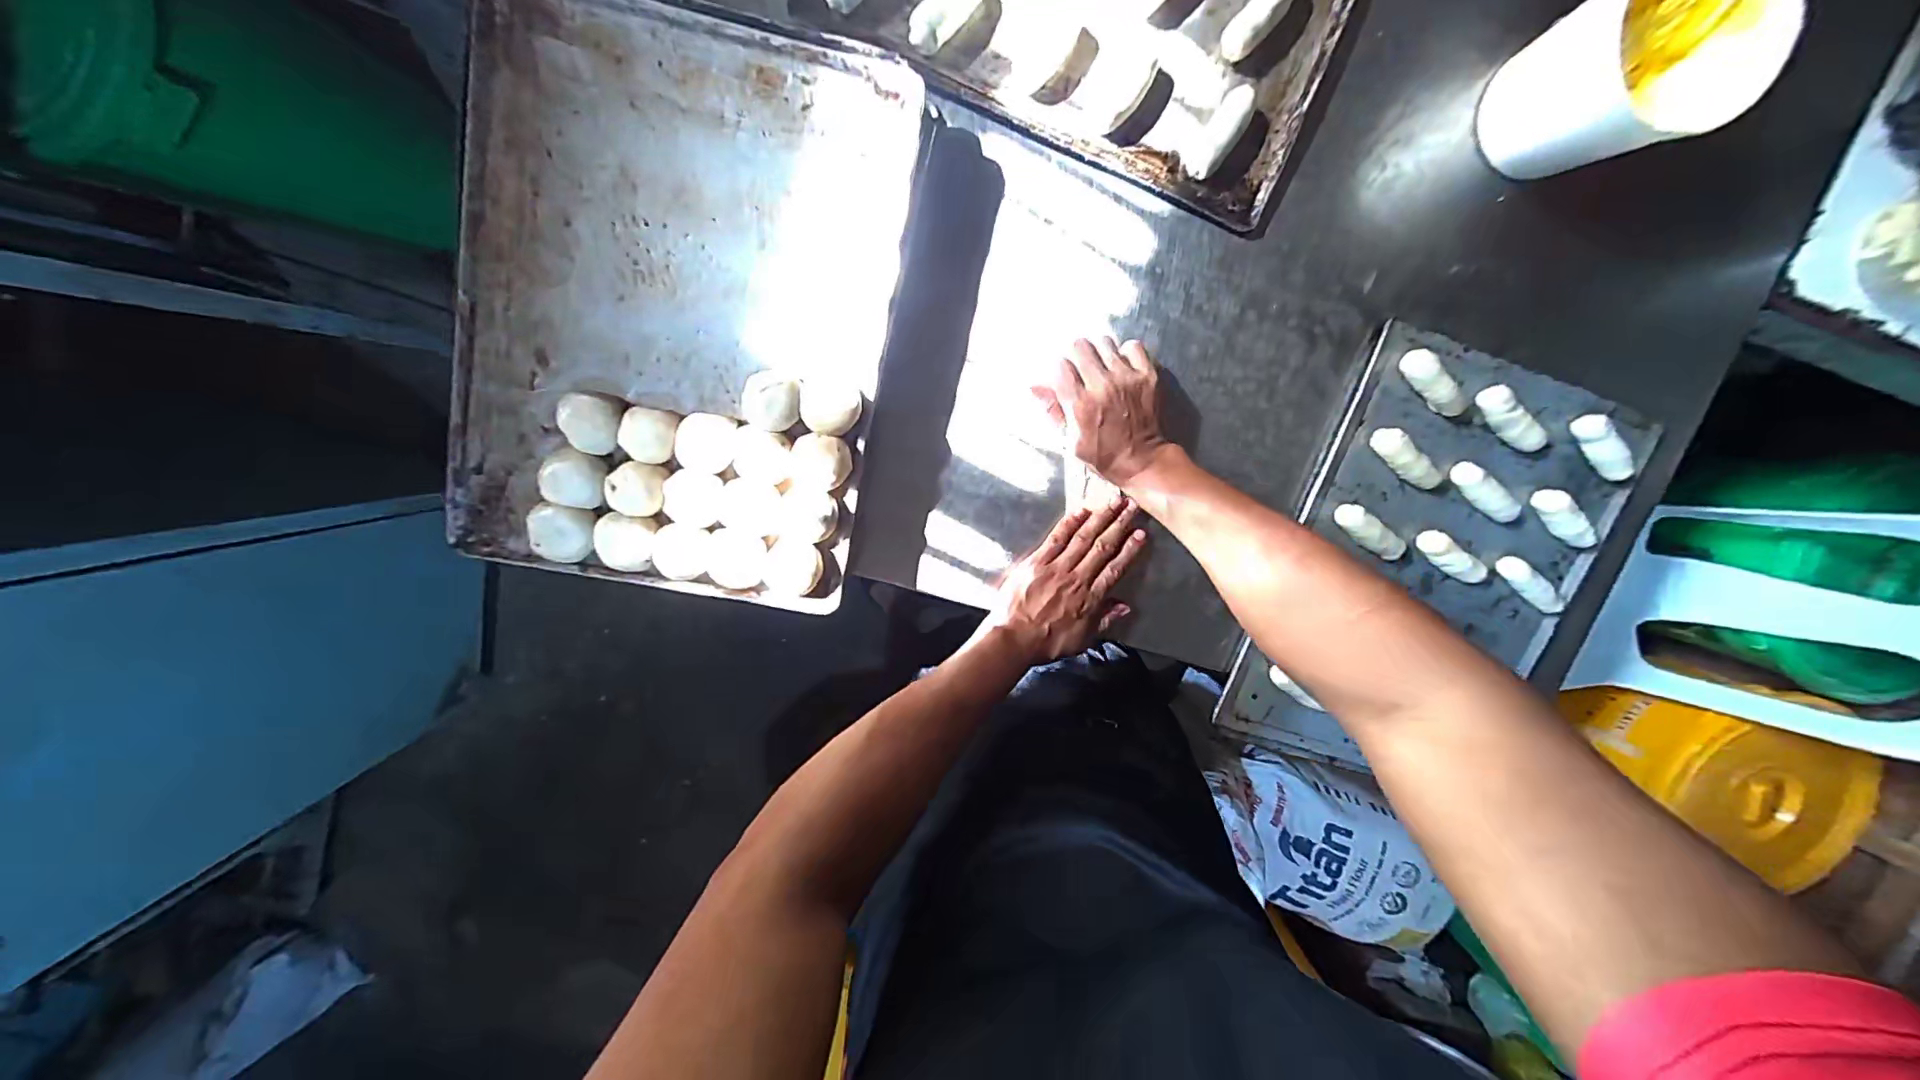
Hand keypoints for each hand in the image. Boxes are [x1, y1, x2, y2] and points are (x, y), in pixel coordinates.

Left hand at [975, 497, 1148, 665]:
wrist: (1012, 639)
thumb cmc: (1047, 643)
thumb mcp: (1082, 639)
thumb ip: (1104, 619)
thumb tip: (1125, 606)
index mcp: (1089, 598)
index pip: (1114, 569)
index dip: (1129, 550)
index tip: (1140, 534)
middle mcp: (1076, 578)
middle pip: (1102, 547)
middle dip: (1119, 525)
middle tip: (1132, 506)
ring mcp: (1055, 568)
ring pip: (1082, 539)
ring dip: (1099, 518)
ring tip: (1113, 502)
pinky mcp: (1035, 563)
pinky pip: (1055, 539)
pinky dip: (1068, 524)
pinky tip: (1080, 511)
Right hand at [1032, 337, 1170, 487]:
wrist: (1143, 461)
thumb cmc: (1103, 456)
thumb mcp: (1071, 440)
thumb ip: (1055, 411)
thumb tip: (1034, 386)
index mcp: (1080, 404)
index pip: (1061, 366)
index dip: (1060, 371)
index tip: (1065, 379)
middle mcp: (1102, 386)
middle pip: (1081, 347)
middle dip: (1077, 357)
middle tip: (1083, 370)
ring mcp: (1128, 378)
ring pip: (1105, 343)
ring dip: (1100, 353)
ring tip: (1103, 367)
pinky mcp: (1148, 376)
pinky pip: (1133, 347)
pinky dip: (1126, 353)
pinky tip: (1124, 366)